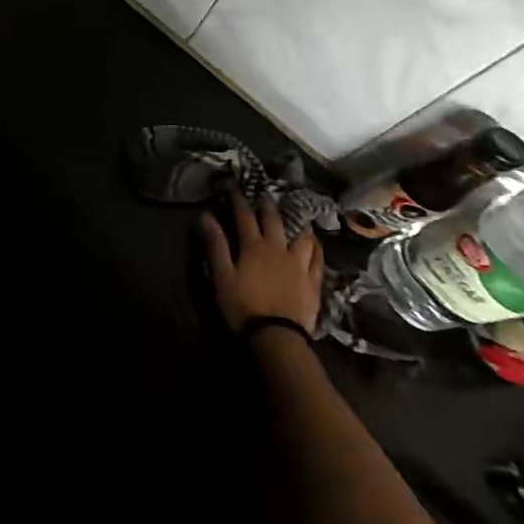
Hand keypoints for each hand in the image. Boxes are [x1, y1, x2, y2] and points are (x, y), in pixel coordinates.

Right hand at [201, 193, 323, 333]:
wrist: (277, 335)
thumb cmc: (243, 306)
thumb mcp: (222, 276)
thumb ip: (216, 245)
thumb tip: (206, 216)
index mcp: (253, 247)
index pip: (244, 217)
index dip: (239, 201)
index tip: (234, 187)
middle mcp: (278, 249)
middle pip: (274, 221)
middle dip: (268, 206)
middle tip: (265, 196)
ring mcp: (299, 264)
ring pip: (301, 236)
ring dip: (297, 224)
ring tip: (296, 217)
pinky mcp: (312, 281)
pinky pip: (317, 258)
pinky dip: (315, 247)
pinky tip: (314, 243)